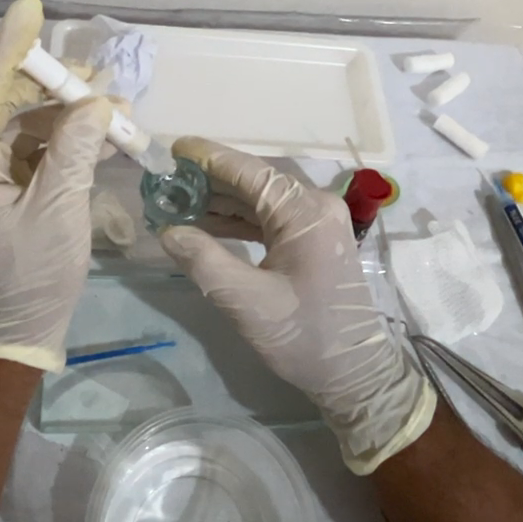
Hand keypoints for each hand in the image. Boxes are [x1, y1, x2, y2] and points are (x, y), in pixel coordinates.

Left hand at [0, 0, 111, 371]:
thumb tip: (94, 102)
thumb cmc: (30, 280)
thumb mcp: (59, 212)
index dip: (13, 47)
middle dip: (55, 87)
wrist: (11, 338)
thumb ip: (75, 149)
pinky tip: (100, 133)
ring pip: (21, 125)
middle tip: (99, 77)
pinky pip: (27, 150)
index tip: (33, 8)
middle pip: (6, 103)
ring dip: (66, 115)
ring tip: (115, 107)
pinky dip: (62, 141)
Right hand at [158, 137, 435, 473]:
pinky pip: (270, 217)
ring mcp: (317, 221)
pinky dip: (239, 219)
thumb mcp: (247, 302)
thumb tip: (167, 230)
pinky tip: (207, 223)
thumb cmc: (304, 337)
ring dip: (222, 199)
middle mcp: (315, 205)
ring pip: (261, 198)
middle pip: (255, 180)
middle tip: (167, 177)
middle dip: (210, 178)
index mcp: (305, 212)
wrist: (355, 374)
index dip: (209, 157)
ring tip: (179, 199)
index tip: (173, 148)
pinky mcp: (313, 239)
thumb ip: (204, 261)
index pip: (249, 171)